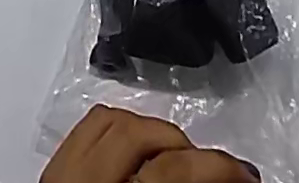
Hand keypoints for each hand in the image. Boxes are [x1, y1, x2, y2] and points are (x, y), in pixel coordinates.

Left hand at [42, 106, 257, 182]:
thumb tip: (219, 177)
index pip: (171, 173)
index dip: (217, 168)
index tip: (247, 175)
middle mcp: (81, 180)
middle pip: (136, 135)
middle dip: (184, 146)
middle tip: (218, 168)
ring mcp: (60, 172)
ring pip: (108, 122)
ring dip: (151, 131)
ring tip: (181, 155)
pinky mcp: (51, 171)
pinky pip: (86, 129)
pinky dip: (117, 128)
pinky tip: (141, 150)